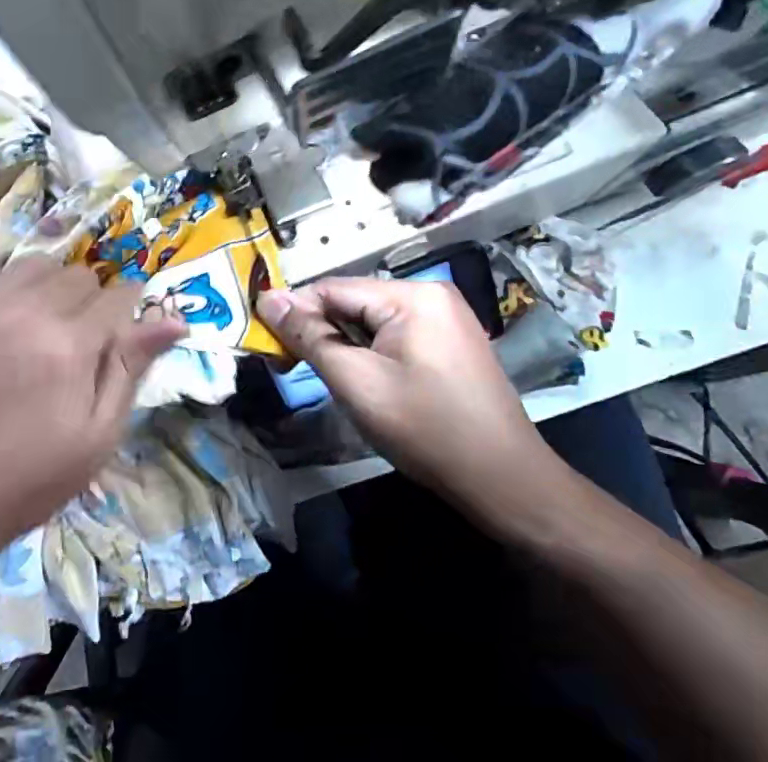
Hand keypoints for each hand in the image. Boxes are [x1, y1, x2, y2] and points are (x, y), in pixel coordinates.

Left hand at [0, 243, 184, 612]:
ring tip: (30, 323)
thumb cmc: (23, 483)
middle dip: (86, 303)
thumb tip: (174, 320)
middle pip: (77, 275)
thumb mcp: (95, 440)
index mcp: (70, 347)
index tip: (114, 336)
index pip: (119, 297)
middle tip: (70, 342)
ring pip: (30, 263)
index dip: (125, 314)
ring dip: (42, 287)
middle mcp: (24, 313)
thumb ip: (130, 370)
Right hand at [255, 278, 552, 507]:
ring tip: (328, 378)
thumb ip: (310, 337)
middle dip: (321, 330)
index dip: (295, 310)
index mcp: (413, 295)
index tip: (264, 338)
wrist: (502, 479)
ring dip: (345, 344)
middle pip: (356, 302)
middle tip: (290, 365)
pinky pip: (398, 337)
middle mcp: (433, 295)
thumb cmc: (424, 428)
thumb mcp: (357, 382)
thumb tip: (267, 298)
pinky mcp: (452, 344)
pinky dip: (372, 354)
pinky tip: (364, 381)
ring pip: (375, 322)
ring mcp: (447, 320)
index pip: (335, 288)